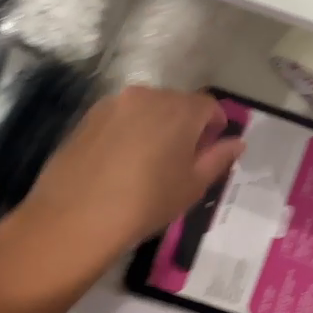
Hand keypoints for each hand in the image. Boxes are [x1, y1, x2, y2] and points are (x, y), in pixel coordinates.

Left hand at [0, 88, 245, 305]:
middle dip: (185, 125)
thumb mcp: (193, 185)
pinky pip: (120, 118)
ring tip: (149, 163)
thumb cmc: (147, 202)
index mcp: (180, 109)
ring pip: (146, 109)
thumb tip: (236, 142)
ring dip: (156, 127)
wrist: (76, 217)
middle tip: (181, 160)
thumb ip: (219, 158)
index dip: (215, 126)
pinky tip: (121, 164)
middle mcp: (147, 96)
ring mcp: (113, 104)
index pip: (209, 105)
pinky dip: (129, 132)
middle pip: (177, 103)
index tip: (210, 151)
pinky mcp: (87, 117)